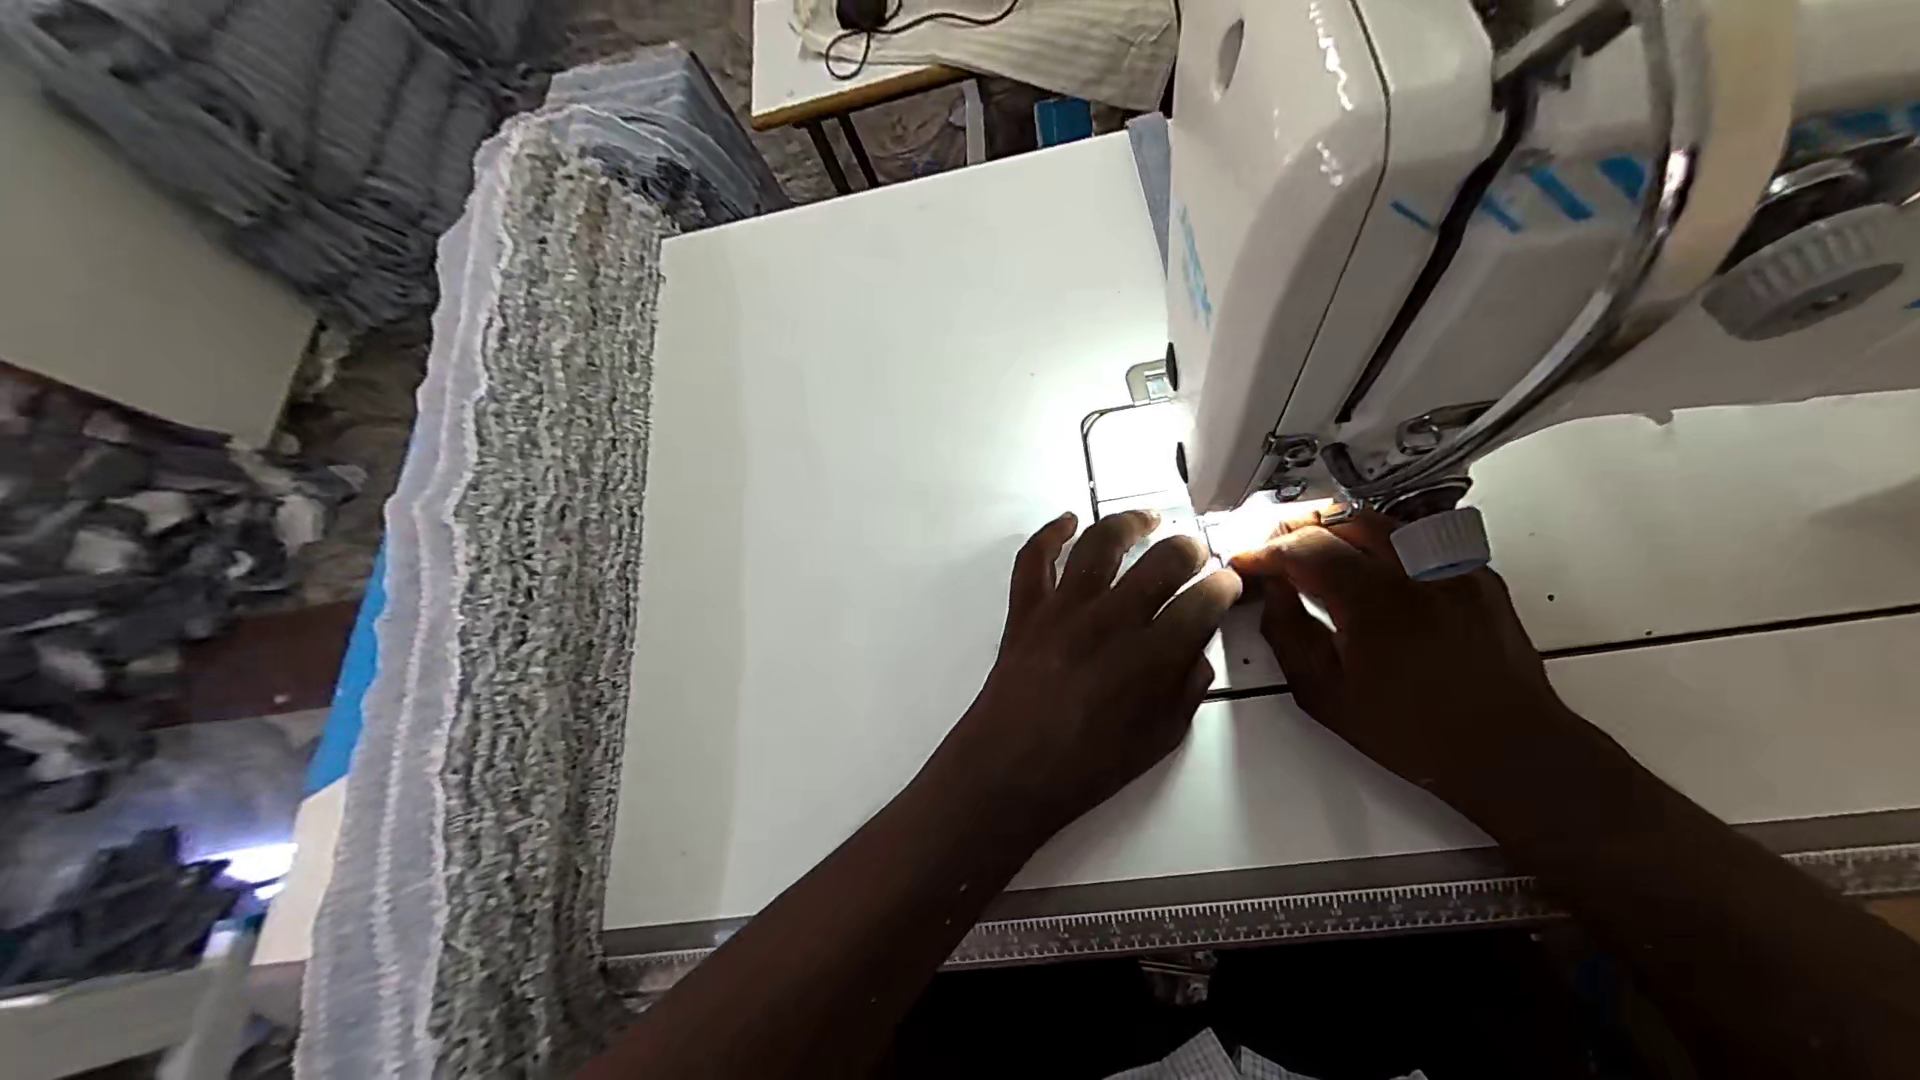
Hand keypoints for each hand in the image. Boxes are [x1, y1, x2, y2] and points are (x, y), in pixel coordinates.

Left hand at [929, 510, 1241, 840]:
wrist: (1010, 769)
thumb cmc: (1084, 766)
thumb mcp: (1159, 739)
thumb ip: (1185, 689)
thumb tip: (1195, 652)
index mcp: (1151, 657)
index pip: (1203, 603)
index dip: (1223, 588)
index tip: (1226, 583)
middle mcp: (1111, 621)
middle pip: (1161, 561)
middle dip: (1188, 548)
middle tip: (1193, 549)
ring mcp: (1064, 609)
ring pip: (1101, 544)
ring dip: (1129, 522)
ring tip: (1146, 516)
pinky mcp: (1026, 609)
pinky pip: (1034, 558)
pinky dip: (1050, 533)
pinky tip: (1067, 522)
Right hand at [1230, 510, 1585, 801]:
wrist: (1509, 749)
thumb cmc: (1421, 734)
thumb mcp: (1325, 694)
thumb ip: (1288, 635)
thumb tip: (1272, 595)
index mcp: (1377, 605)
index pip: (1305, 549)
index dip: (1265, 552)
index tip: (1247, 562)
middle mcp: (1419, 575)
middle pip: (1340, 520)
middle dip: (1295, 531)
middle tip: (1272, 551)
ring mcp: (1452, 570)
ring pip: (1379, 520)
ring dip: (1334, 529)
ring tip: (1311, 551)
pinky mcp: (1475, 574)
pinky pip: (1415, 536)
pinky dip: (1378, 540)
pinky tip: (1363, 564)